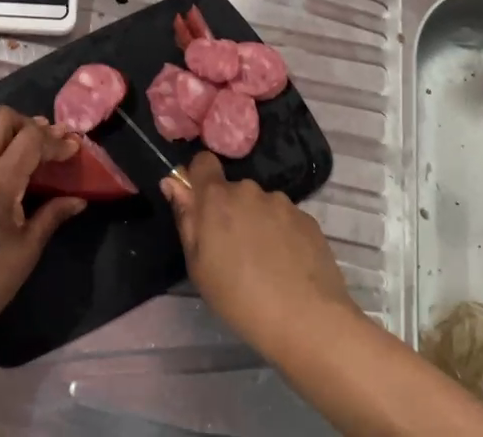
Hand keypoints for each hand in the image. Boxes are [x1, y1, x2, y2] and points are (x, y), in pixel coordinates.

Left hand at [0, 107, 88, 334]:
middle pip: (2, 118)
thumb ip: (54, 213)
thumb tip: (79, 198)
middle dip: (30, 124)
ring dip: (4, 125)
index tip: (72, 148)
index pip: (30, 140)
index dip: (55, 140)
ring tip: (22, 141)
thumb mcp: (30, 246)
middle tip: (47, 143)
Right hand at [162, 152, 354, 348]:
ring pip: (261, 205)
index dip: (199, 179)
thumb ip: (186, 219)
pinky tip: (287, 266)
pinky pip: (286, 219)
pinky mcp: (309, 220)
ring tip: (266, 262)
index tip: (201, 206)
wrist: (306, 320)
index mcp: (217, 198)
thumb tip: (173, 184)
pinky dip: (283, 235)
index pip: (203, 162)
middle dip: (231, 211)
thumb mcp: (198, 266)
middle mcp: (250, 191)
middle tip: (234, 250)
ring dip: (258, 223)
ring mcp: (283, 204)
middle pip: (233, 190)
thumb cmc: (239, 298)